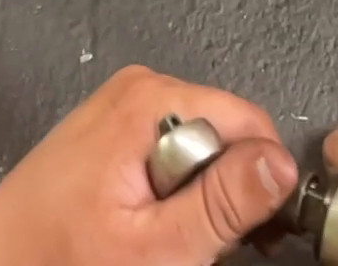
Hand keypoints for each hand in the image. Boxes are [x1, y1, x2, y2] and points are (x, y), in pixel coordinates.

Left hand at [0, 65, 296, 265]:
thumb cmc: (56, 261)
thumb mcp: (155, 248)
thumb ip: (223, 202)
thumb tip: (280, 163)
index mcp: (151, 100)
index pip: (247, 121)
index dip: (256, 179)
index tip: (246, 229)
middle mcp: (139, 88)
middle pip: (221, 132)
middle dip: (219, 190)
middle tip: (185, 241)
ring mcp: (123, 105)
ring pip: (197, 146)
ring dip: (193, 195)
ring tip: (153, 235)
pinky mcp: (112, 126)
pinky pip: (168, 150)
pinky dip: (167, 189)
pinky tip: (137, 221)